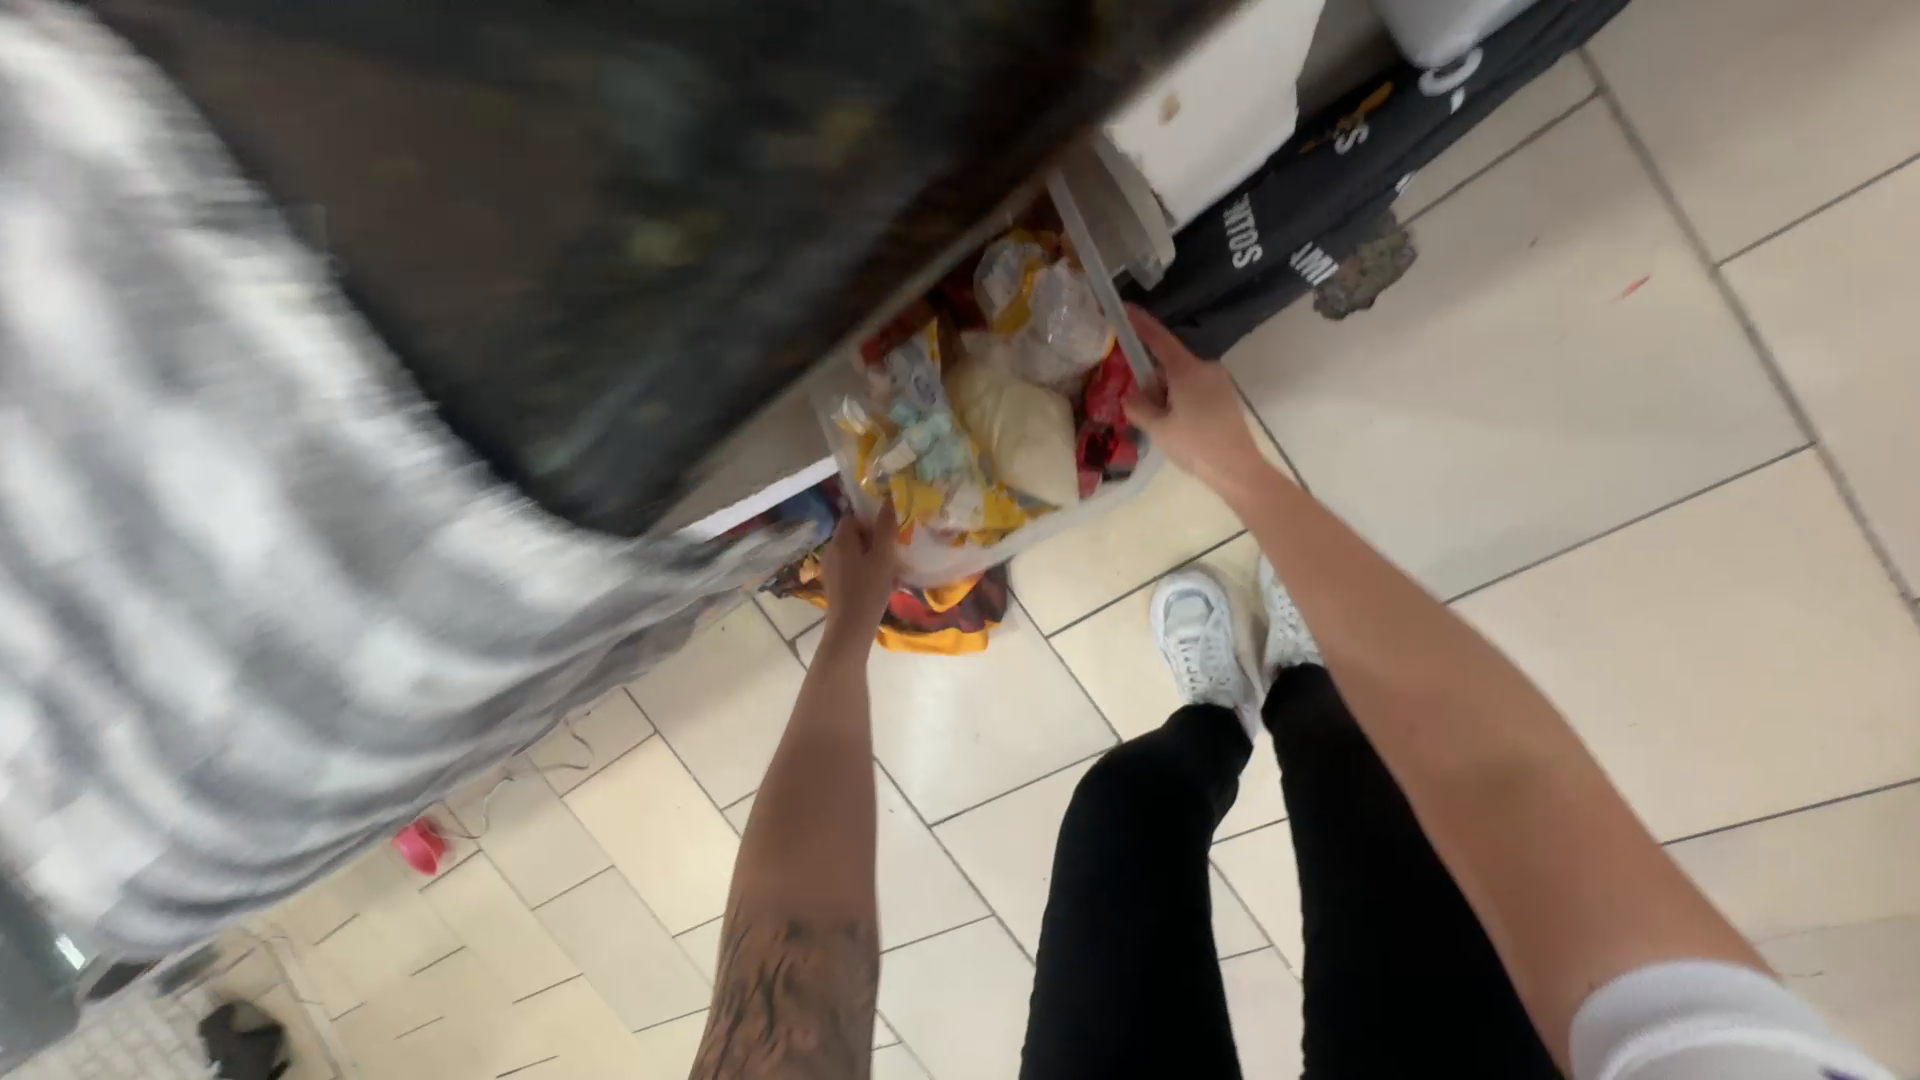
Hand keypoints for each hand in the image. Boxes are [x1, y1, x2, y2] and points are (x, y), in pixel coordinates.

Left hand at [820, 503, 898, 645]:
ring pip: (854, 553)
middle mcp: (831, 550)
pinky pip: (851, 568)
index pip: (853, 517)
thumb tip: (888, 500)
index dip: (871, 519)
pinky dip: (865, 569)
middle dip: (874, 538)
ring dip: (871, 555)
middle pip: (853, 535)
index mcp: (840, 540)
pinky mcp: (834, 584)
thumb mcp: (883, 557)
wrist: (851, 628)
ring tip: (891, 567)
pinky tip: (881, 582)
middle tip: (894, 549)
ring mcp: (830, 569)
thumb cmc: (868, 589)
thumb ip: (886, 528)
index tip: (889, 530)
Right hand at [1122, 306, 1273, 498]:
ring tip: (1165, 427)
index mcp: (1187, 370)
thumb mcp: (1157, 428)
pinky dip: (1180, 402)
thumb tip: (1129, 396)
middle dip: (1152, 382)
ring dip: (1166, 396)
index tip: (1125, 308)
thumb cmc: (1195, 446)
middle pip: (1168, 365)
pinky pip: (1193, 389)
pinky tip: (1180, 428)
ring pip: (1180, 379)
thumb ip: (1137, 407)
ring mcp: (1218, 381)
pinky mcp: (1224, 396)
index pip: (1158, 339)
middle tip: (1145, 413)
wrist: (1236, 469)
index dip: (1140, 324)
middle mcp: (1205, 368)